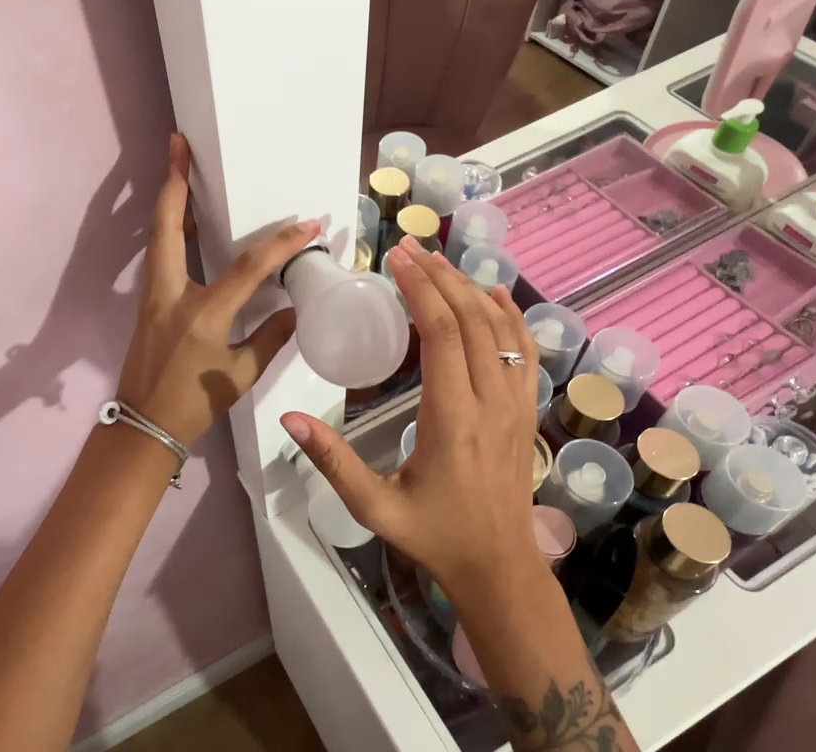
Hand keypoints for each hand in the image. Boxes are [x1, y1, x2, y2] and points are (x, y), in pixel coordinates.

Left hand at [116, 133, 322, 445]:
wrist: (142, 426)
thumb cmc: (194, 404)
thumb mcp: (240, 375)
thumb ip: (270, 337)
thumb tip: (295, 308)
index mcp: (201, 314)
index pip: (247, 267)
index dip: (280, 244)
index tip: (308, 224)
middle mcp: (170, 293)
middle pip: (167, 225)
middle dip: (173, 181)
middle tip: (177, 142)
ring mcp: (153, 295)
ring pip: (158, 235)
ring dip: (169, 199)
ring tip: (179, 166)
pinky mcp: (148, 301)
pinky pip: (160, 253)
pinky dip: (169, 227)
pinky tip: (182, 218)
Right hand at [282, 236, 541, 590]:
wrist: (499, 568)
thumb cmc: (434, 535)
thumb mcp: (375, 505)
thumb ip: (333, 461)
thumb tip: (290, 420)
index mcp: (454, 420)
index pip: (444, 336)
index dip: (421, 290)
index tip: (397, 259)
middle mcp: (492, 403)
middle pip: (474, 321)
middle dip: (441, 276)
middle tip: (409, 247)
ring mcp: (516, 405)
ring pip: (502, 329)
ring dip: (471, 288)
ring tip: (439, 261)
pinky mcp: (525, 411)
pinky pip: (526, 351)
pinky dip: (511, 315)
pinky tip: (495, 294)